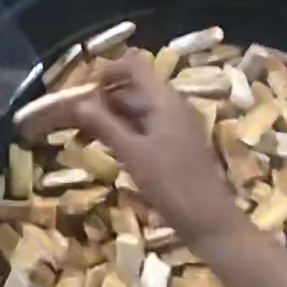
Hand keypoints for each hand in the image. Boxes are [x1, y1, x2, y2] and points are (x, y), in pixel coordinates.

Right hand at [70, 55, 241, 235]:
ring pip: (142, 108)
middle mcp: (174, 105)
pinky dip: (128, 129)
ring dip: (115, 114)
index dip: (109, 71)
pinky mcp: (179, 143)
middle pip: (137, 87)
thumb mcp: (132, 153)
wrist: (208, 220)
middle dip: (107, 96)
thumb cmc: (170, 183)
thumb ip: (105, 125)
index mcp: (166, 100)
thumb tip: (78, 103)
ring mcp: (179, 125)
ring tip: (87, 130)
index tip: (84, 87)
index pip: (135, 66)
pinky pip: (150, 125)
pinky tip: (111, 145)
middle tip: (78, 112)